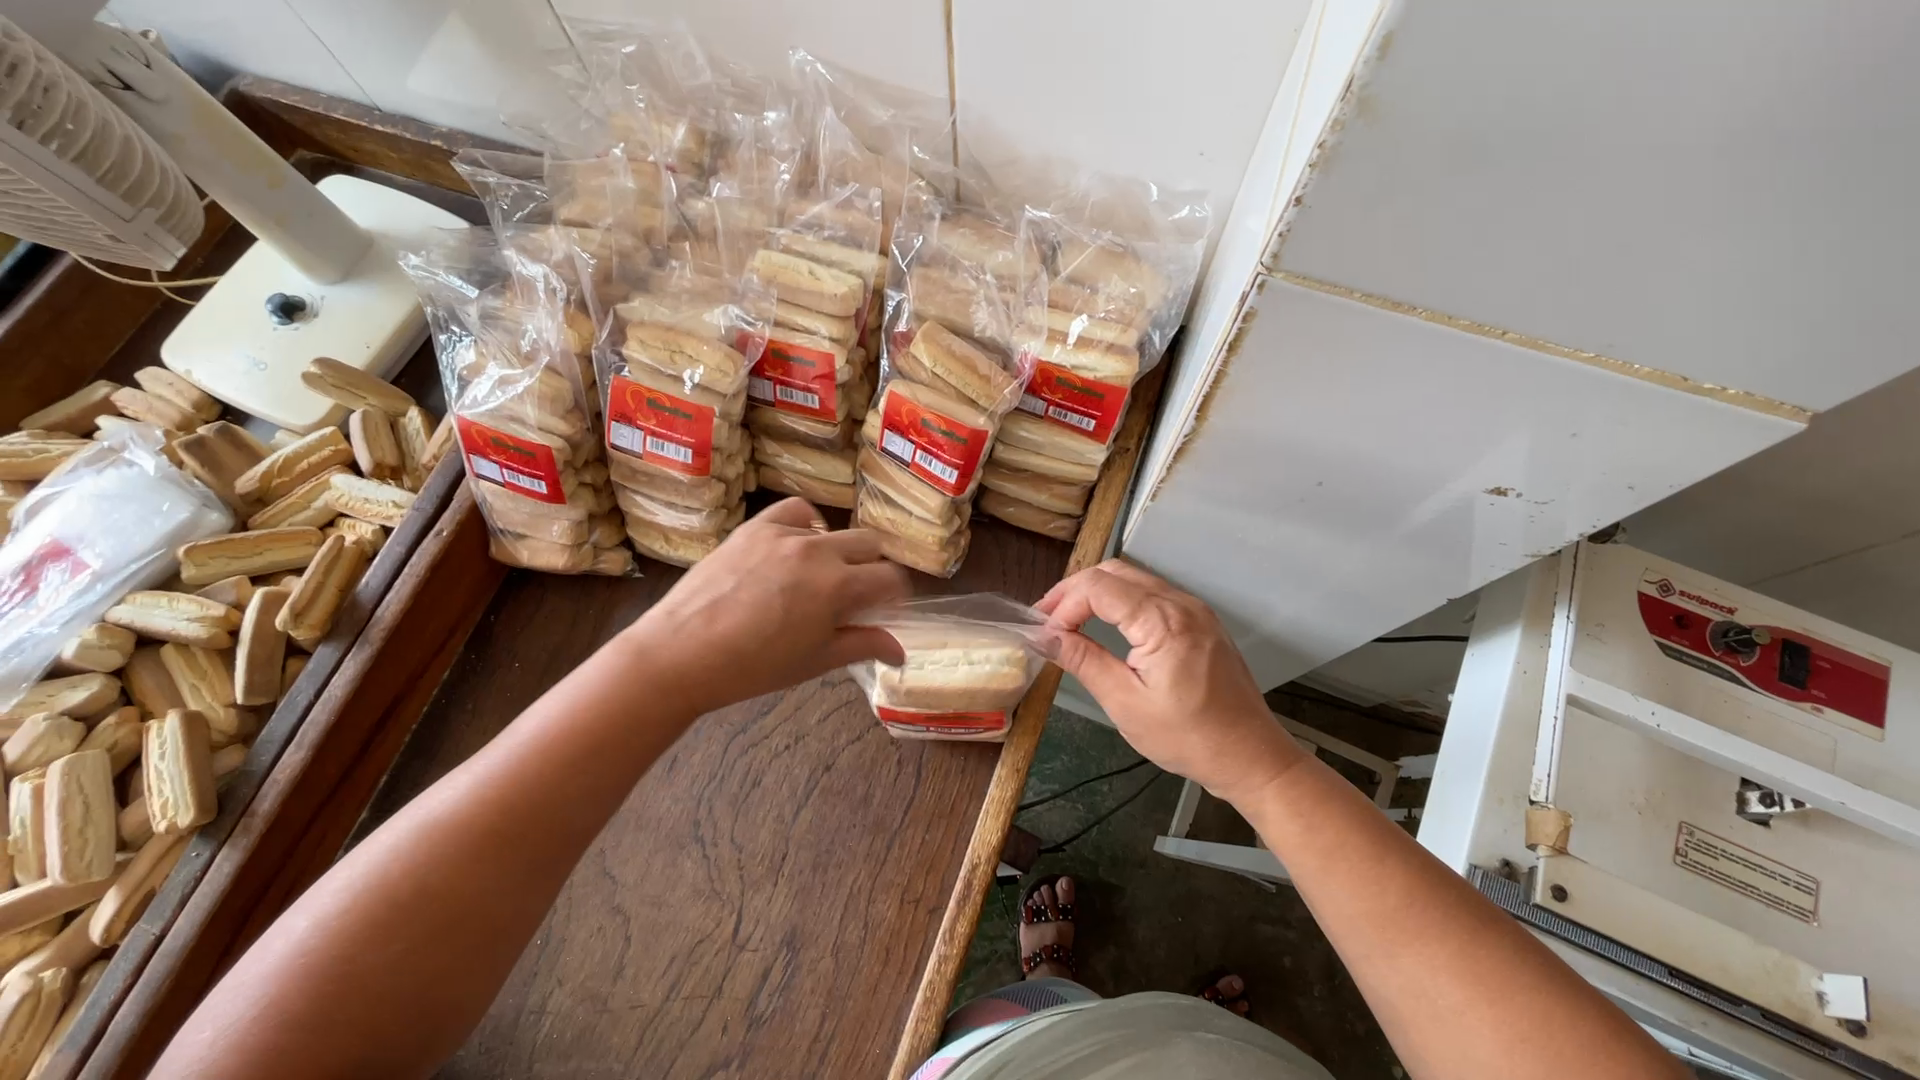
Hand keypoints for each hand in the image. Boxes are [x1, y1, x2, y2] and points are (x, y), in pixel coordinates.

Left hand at [623, 498, 909, 714]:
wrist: (681, 653)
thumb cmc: (753, 668)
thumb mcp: (815, 661)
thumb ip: (862, 645)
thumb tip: (900, 651)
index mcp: (839, 587)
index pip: (891, 578)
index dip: (895, 596)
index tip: (885, 610)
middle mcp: (818, 551)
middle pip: (870, 545)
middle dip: (872, 569)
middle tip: (856, 596)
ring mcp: (785, 534)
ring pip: (835, 529)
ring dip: (840, 550)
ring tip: (821, 576)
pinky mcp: (755, 527)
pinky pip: (795, 511)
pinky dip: (806, 525)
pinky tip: (797, 547)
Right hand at [1037, 559, 1304, 805]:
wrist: (1250, 755)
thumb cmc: (1187, 737)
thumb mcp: (1125, 703)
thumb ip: (1084, 661)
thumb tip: (1045, 637)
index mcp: (1163, 621)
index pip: (1098, 588)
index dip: (1064, 604)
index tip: (1045, 634)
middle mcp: (1181, 603)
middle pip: (1115, 572)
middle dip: (1075, 590)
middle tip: (1048, 620)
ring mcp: (1195, 609)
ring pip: (1134, 578)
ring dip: (1097, 593)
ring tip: (1069, 621)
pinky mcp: (1201, 621)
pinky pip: (1153, 594)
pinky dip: (1122, 601)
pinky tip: (1105, 624)